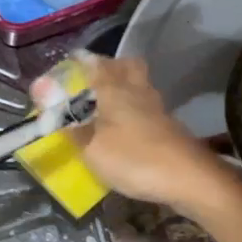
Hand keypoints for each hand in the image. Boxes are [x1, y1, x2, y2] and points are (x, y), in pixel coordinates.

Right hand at [58, 57, 241, 216]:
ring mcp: (157, 109)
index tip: (67, 66)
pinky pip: (145, 107)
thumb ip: (71, 129)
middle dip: (109, 67)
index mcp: (115, 91)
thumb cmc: (134, 159)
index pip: (95, 64)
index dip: (80, 62)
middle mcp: (137, 92)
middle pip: (127, 66)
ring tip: (101, 106)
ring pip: (138, 85)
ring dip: (122, 88)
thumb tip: (52, 112)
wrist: (189, 179)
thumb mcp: (92, 149)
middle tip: (90, 82)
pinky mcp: (167, 127)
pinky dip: (131, 110)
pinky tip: (121, 127)